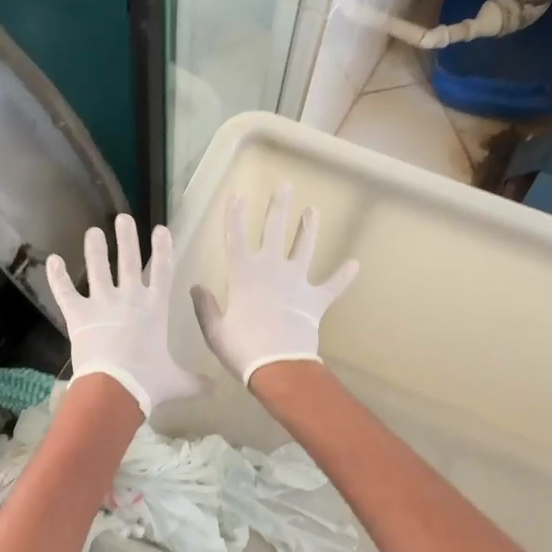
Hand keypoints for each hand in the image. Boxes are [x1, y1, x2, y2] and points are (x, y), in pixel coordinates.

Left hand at [46, 214, 204, 415]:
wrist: (115, 388)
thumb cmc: (148, 381)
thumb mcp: (176, 381)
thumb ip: (194, 381)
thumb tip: (213, 388)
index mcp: (155, 308)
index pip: (162, 270)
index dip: (162, 248)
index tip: (160, 229)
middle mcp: (130, 298)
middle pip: (128, 260)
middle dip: (126, 238)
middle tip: (123, 218)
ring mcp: (102, 302)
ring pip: (97, 268)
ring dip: (94, 248)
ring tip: (93, 231)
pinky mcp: (78, 313)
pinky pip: (65, 290)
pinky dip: (57, 276)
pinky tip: (53, 260)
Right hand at [190, 186, 358, 383]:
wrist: (279, 367)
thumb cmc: (242, 349)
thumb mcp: (214, 331)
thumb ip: (205, 307)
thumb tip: (195, 287)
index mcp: (243, 275)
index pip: (235, 238)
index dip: (235, 215)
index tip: (237, 194)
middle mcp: (271, 270)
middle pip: (275, 231)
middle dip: (279, 206)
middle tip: (284, 185)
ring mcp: (296, 283)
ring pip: (304, 248)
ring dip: (309, 228)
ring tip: (314, 210)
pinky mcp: (315, 300)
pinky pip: (332, 286)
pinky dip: (343, 276)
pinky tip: (355, 264)